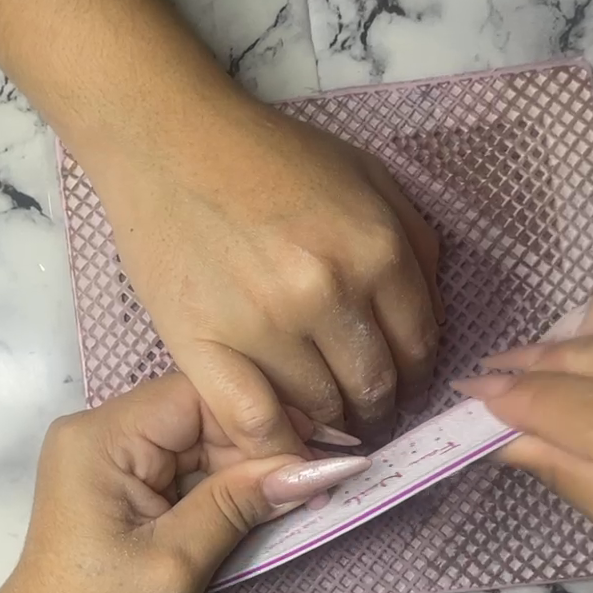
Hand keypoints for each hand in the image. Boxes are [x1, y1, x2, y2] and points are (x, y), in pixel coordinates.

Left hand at [0, 375, 373, 592]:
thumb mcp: (178, 560)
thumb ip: (243, 502)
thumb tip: (328, 464)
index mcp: (101, 436)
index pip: (197, 394)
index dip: (261, 417)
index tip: (319, 449)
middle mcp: (98, 427)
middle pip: (196, 410)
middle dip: (255, 444)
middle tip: (317, 476)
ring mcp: (104, 448)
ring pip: (193, 434)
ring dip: (240, 464)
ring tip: (295, 490)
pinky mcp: (114, 472)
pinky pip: (177, 458)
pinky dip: (216, 479)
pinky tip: (255, 497)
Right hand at [84, 96, 442, 456]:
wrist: (167, 145)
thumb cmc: (263, 155)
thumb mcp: (365, 174)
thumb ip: (413, 241)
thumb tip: (425, 318)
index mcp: (376, 250)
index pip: (419, 347)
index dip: (415, 379)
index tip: (400, 389)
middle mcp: (328, 295)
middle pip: (373, 388)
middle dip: (376, 410)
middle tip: (364, 415)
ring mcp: (263, 327)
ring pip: (319, 410)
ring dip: (329, 425)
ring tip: (321, 422)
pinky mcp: (204, 347)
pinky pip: (254, 423)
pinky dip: (277, 447)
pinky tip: (285, 446)